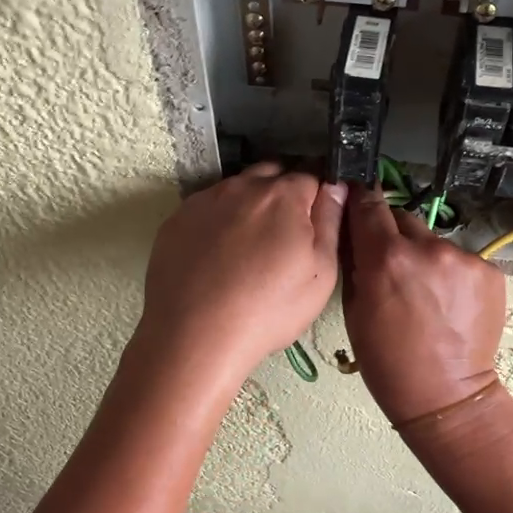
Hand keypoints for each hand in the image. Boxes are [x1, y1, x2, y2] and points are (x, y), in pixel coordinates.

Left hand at [138, 163, 346, 377]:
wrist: (195, 336)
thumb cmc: (268, 310)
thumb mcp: (320, 274)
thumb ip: (330, 222)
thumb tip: (336, 187)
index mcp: (283, 195)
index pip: (312, 176)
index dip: (318, 196)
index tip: (317, 221)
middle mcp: (241, 187)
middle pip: (271, 176)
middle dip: (283, 195)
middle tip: (284, 237)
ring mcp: (204, 201)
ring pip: (236, 191)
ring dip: (248, 207)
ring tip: (249, 250)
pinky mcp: (176, 220)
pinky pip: (207, 210)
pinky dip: (218, 223)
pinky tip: (218, 258)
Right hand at [342, 188, 505, 424]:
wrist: (444, 394)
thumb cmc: (388, 361)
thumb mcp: (354, 310)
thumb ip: (354, 263)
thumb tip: (353, 231)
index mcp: (386, 258)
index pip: (369, 204)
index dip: (360, 199)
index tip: (357, 196)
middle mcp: (428, 249)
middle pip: (403, 219)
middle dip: (394, 237)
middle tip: (393, 268)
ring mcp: (464, 258)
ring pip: (434, 241)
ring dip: (426, 256)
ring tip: (425, 294)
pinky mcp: (490, 271)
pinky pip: (461, 259)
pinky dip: (452, 273)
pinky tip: (448, 302)